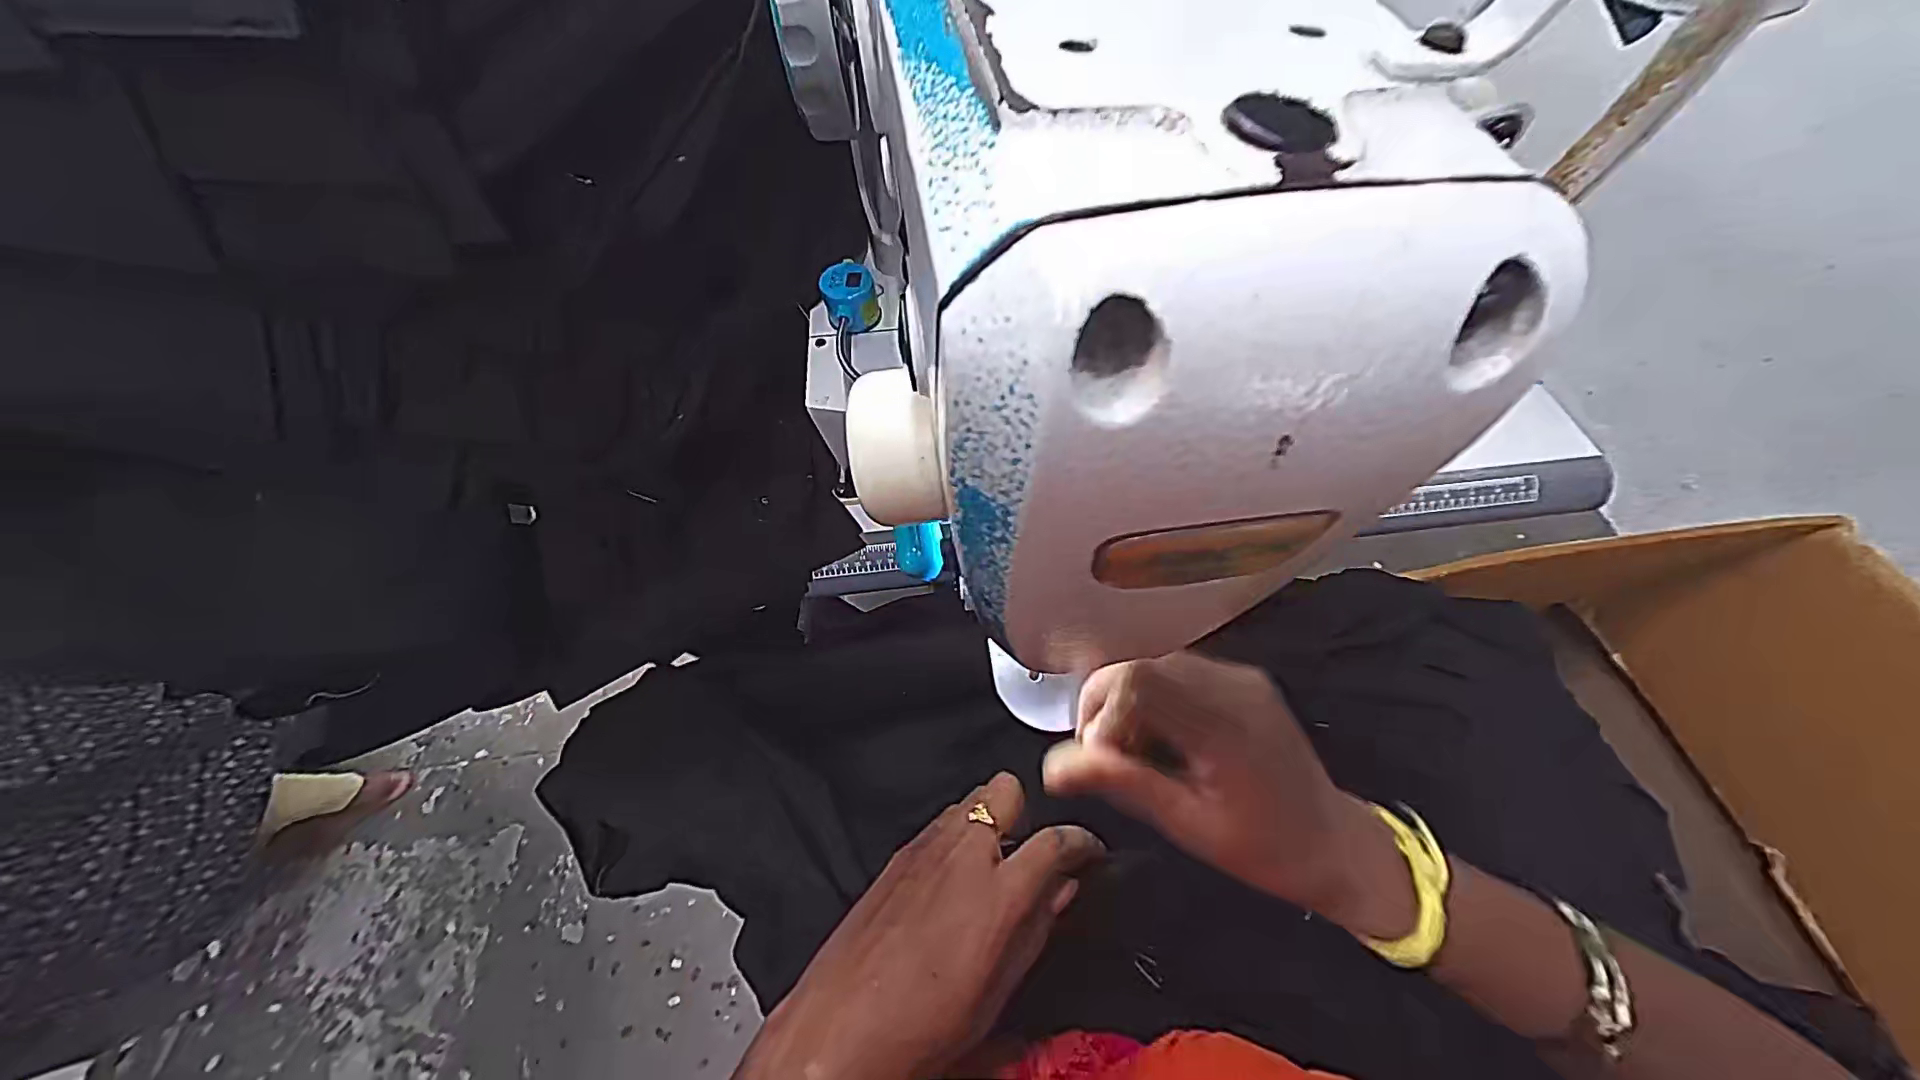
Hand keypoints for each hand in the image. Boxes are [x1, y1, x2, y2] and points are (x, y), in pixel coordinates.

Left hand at [735, 773, 1106, 1079]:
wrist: (840, 1028)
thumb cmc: (916, 1023)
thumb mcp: (999, 988)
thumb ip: (1038, 926)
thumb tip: (1061, 892)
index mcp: (998, 891)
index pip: (1057, 840)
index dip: (1082, 842)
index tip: (1087, 852)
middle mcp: (961, 854)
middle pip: (1007, 788)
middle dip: (1027, 810)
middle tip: (1032, 849)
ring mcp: (925, 848)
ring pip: (970, 799)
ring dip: (988, 820)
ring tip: (993, 864)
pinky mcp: (898, 854)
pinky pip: (939, 822)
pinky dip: (955, 836)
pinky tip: (953, 877)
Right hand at [1041, 652, 1413, 937]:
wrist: (1336, 844)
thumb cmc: (1265, 848)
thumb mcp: (1188, 824)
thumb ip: (1122, 784)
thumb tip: (1056, 767)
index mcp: (1223, 724)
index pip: (1136, 682)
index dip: (1099, 715)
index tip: (1097, 761)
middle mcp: (1232, 687)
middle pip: (1137, 666)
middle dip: (1102, 707)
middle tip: (1103, 755)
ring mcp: (1238, 678)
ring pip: (1151, 665)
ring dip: (1123, 703)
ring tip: (1133, 751)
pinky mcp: (1240, 679)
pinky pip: (1175, 672)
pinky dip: (1149, 698)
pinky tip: (1158, 736)